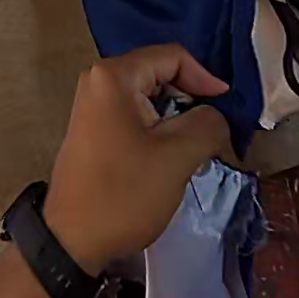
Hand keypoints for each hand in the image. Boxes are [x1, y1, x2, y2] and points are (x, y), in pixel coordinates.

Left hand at [41, 44, 232, 274]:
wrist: (71, 240)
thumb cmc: (124, 193)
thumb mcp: (176, 158)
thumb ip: (206, 125)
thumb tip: (216, 114)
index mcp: (114, 75)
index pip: (171, 57)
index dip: (204, 78)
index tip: (227, 105)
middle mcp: (98, 78)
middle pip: (158, 71)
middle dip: (189, 96)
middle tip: (213, 127)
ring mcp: (92, 101)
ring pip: (147, 92)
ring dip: (174, 113)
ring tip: (195, 143)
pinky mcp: (92, 123)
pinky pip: (133, 109)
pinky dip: (156, 123)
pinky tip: (169, 151)